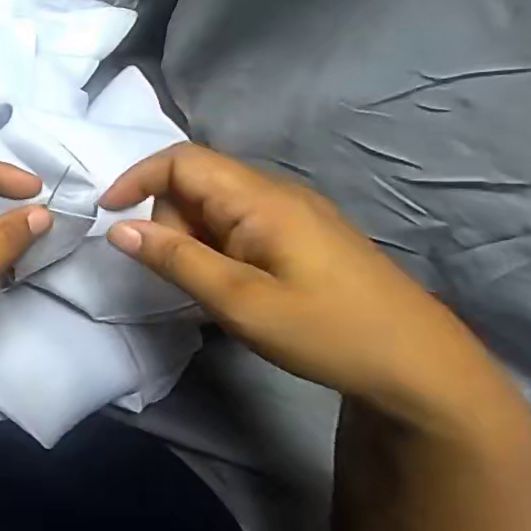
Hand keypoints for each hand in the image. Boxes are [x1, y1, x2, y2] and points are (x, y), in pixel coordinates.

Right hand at [100, 142, 514, 428]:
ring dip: (192, 238)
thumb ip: (175, 259)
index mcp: (261, 200)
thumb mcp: (239, 302)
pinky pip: (236, 224)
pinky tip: (234, 285)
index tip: (108, 215)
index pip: (182, 160)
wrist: (423, 369)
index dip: (136, 178)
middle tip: (181, 274)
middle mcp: (276, 194)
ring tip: (214, 288)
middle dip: (167, 220)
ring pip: (213, 205)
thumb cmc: (328, 332)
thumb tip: (117, 228)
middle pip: (194, 182)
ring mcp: (292, 213)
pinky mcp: (301, 235)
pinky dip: (215, 247)